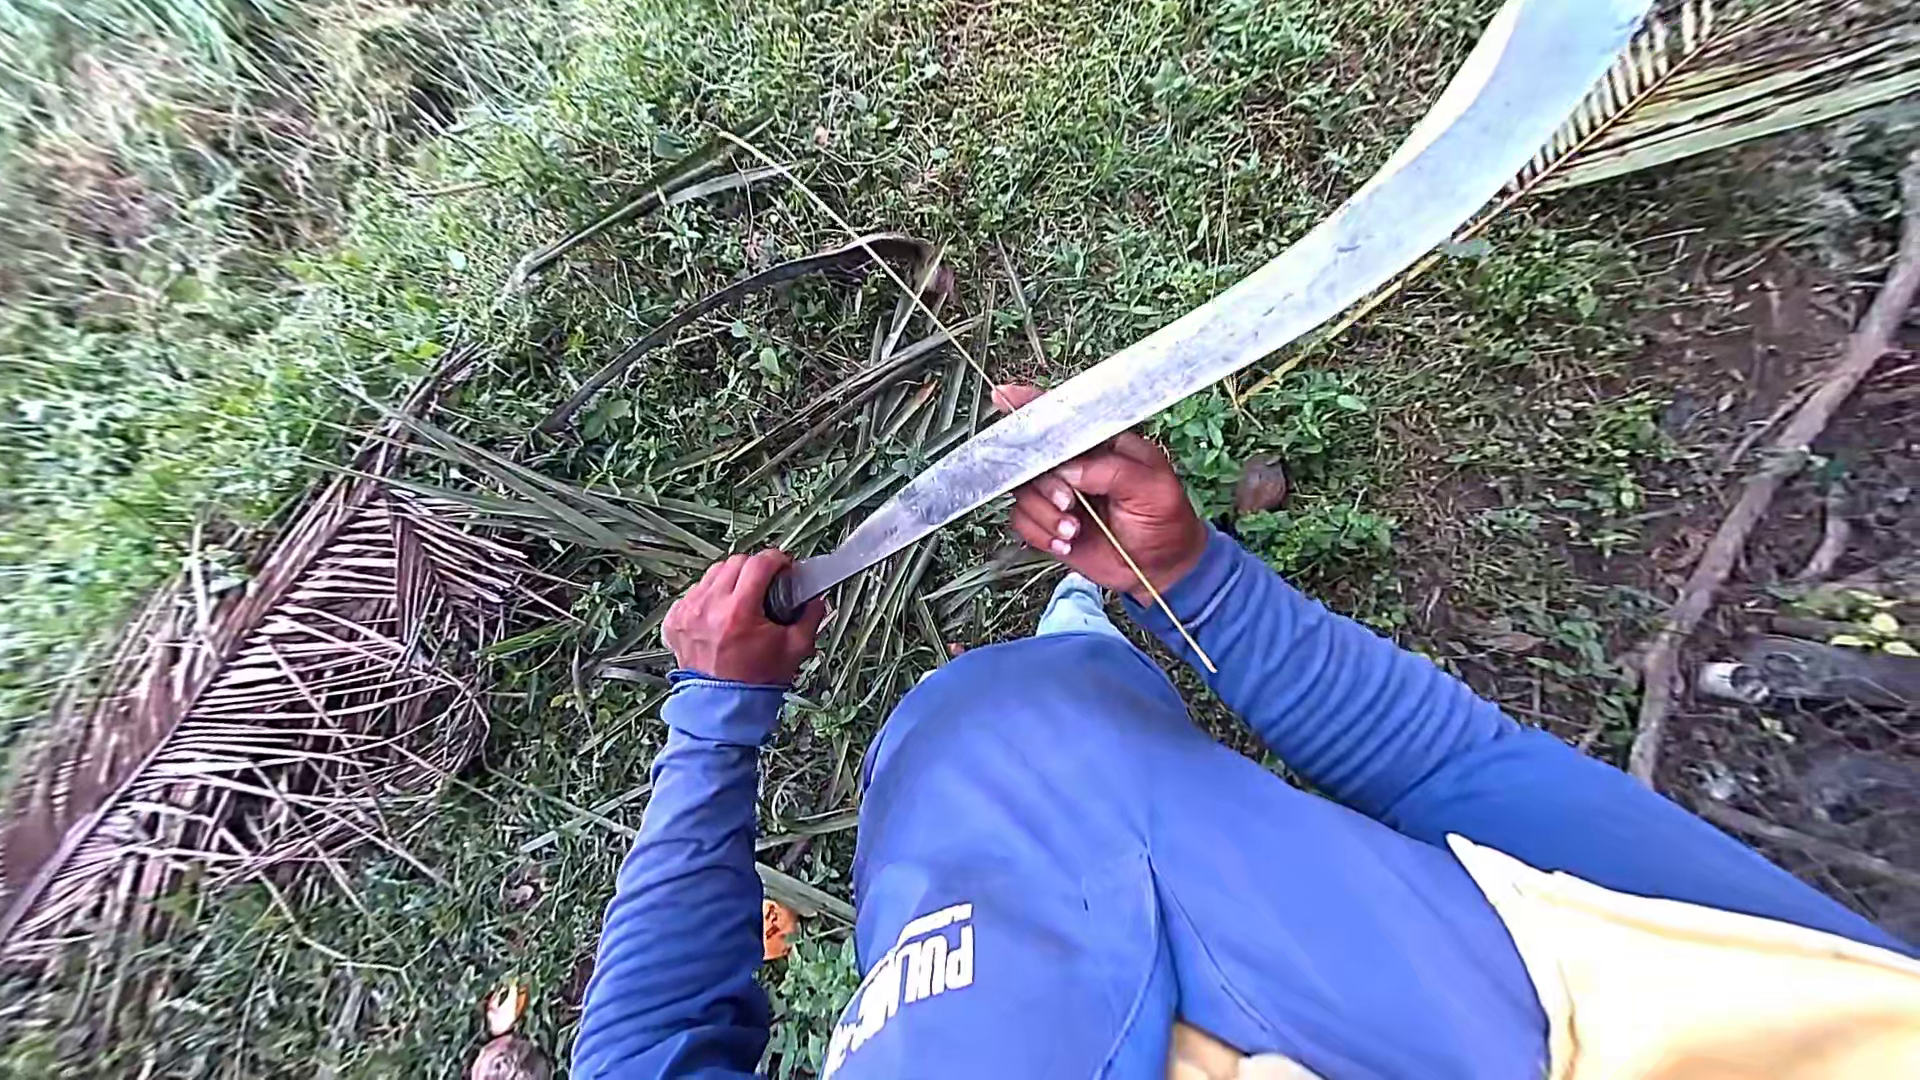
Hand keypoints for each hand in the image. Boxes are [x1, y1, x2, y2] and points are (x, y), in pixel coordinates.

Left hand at [663, 550, 826, 684]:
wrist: (723, 706)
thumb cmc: (759, 678)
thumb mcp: (796, 648)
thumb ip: (811, 617)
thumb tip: (816, 596)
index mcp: (739, 611)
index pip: (759, 563)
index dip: (777, 560)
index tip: (785, 567)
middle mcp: (709, 606)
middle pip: (735, 562)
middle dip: (755, 568)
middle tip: (767, 583)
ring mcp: (687, 611)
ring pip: (713, 573)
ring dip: (732, 578)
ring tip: (744, 596)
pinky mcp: (674, 619)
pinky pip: (695, 591)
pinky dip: (711, 595)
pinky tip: (722, 612)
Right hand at [995, 384, 1207, 603]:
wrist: (1160, 570)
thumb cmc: (1165, 522)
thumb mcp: (1151, 488)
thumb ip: (1111, 471)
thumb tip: (1067, 468)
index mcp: (1100, 445)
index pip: (1062, 419)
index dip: (1031, 407)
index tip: (1005, 398)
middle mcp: (1073, 466)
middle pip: (1031, 459)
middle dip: (1044, 484)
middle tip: (1068, 504)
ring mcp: (1058, 495)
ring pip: (1022, 493)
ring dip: (1044, 514)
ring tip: (1074, 530)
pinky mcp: (1048, 523)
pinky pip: (1022, 521)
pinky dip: (1039, 534)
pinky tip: (1065, 542)